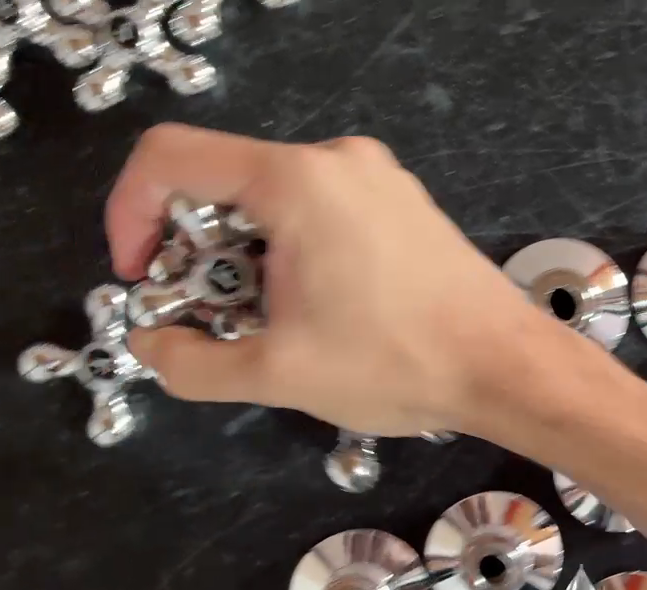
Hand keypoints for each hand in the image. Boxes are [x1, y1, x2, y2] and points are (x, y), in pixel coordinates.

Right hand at [104, 124, 583, 438]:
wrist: (514, 371)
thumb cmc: (400, 364)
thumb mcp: (281, 373)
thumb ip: (192, 363)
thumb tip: (149, 346)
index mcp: (297, 179)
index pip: (169, 160)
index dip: (131, 215)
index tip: (141, 278)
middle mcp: (343, 163)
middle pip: (232, 185)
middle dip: (204, 251)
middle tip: (217, 316)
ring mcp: (389, 185)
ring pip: (287, 207)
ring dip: (260, 261)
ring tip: (283, 325)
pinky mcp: (418, 214)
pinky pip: (337, 219)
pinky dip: (310, 256)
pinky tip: (334, 313)